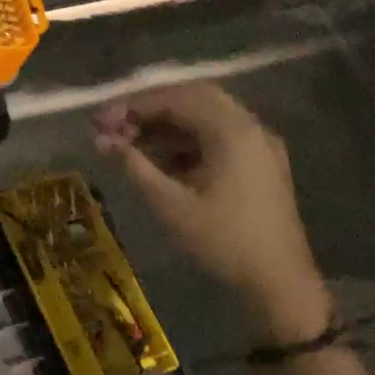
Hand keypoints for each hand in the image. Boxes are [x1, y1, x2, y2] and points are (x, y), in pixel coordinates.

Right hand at [94, 83, 328, 341]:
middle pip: (195, 98)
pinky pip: (217, 135)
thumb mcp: (169, 203)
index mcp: (232, 132)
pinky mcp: (258, 162)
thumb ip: (134, 165)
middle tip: (113, 125)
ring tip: (128, 140)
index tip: (98, 120)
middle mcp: (250, 128)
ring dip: (166, 122)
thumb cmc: (220, 239)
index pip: (177, 99)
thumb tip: (102, 140)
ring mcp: (258, 144)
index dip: (134, 105)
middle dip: (150, 107)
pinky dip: (184, 137)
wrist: (275, 277)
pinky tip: (159, 157)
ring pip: (207, 115)